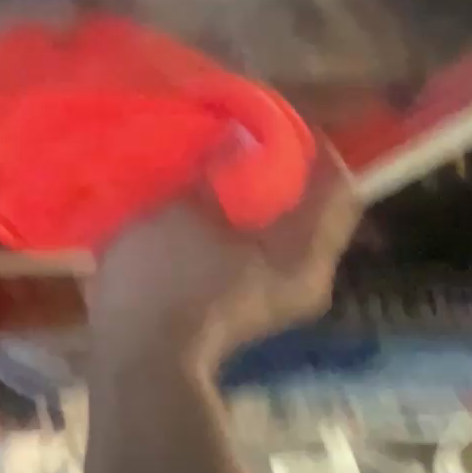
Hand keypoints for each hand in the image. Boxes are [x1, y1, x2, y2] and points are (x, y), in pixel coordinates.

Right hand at [90, 154, 360, 374]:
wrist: (135, 352)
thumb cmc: (165, 279)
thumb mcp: (178, 213)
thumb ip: (206, 173)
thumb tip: (228, 138)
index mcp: (304, 254)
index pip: (336, 189)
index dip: (313, 149)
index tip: (278, 121)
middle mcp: (302, 277)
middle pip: (303, 214)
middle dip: (273, 176)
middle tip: (238, 144)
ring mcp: (268, 299)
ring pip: (269, 236)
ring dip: (242, 205)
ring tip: (206, 176)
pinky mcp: (232, 308)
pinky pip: (240, 254)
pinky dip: (222, 230)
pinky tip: (186, 215)